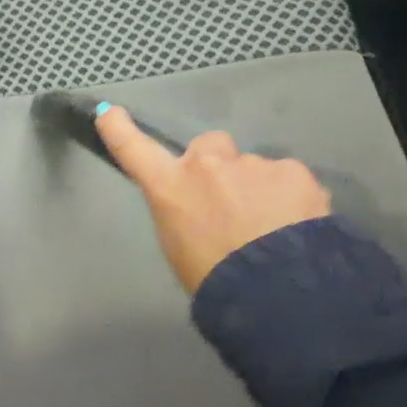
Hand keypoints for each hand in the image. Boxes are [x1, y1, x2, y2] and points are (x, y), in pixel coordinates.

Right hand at [95, 105, 331, 294]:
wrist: (276, 292)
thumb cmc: (213, 279)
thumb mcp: (177, 246)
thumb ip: (180, 209)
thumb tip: (193, 201)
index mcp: (169, 187)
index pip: (134, 148)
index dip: (119, 128)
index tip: (110, 113)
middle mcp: (205, 165)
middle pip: (208, 147)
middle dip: (216, 165)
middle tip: (230, 201)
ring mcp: (251, 164)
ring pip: (252, 166)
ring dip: (257, 187)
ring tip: (271, 226)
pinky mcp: (293, 172)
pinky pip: (287, 178)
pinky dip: (291, 197)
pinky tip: (297, 224)